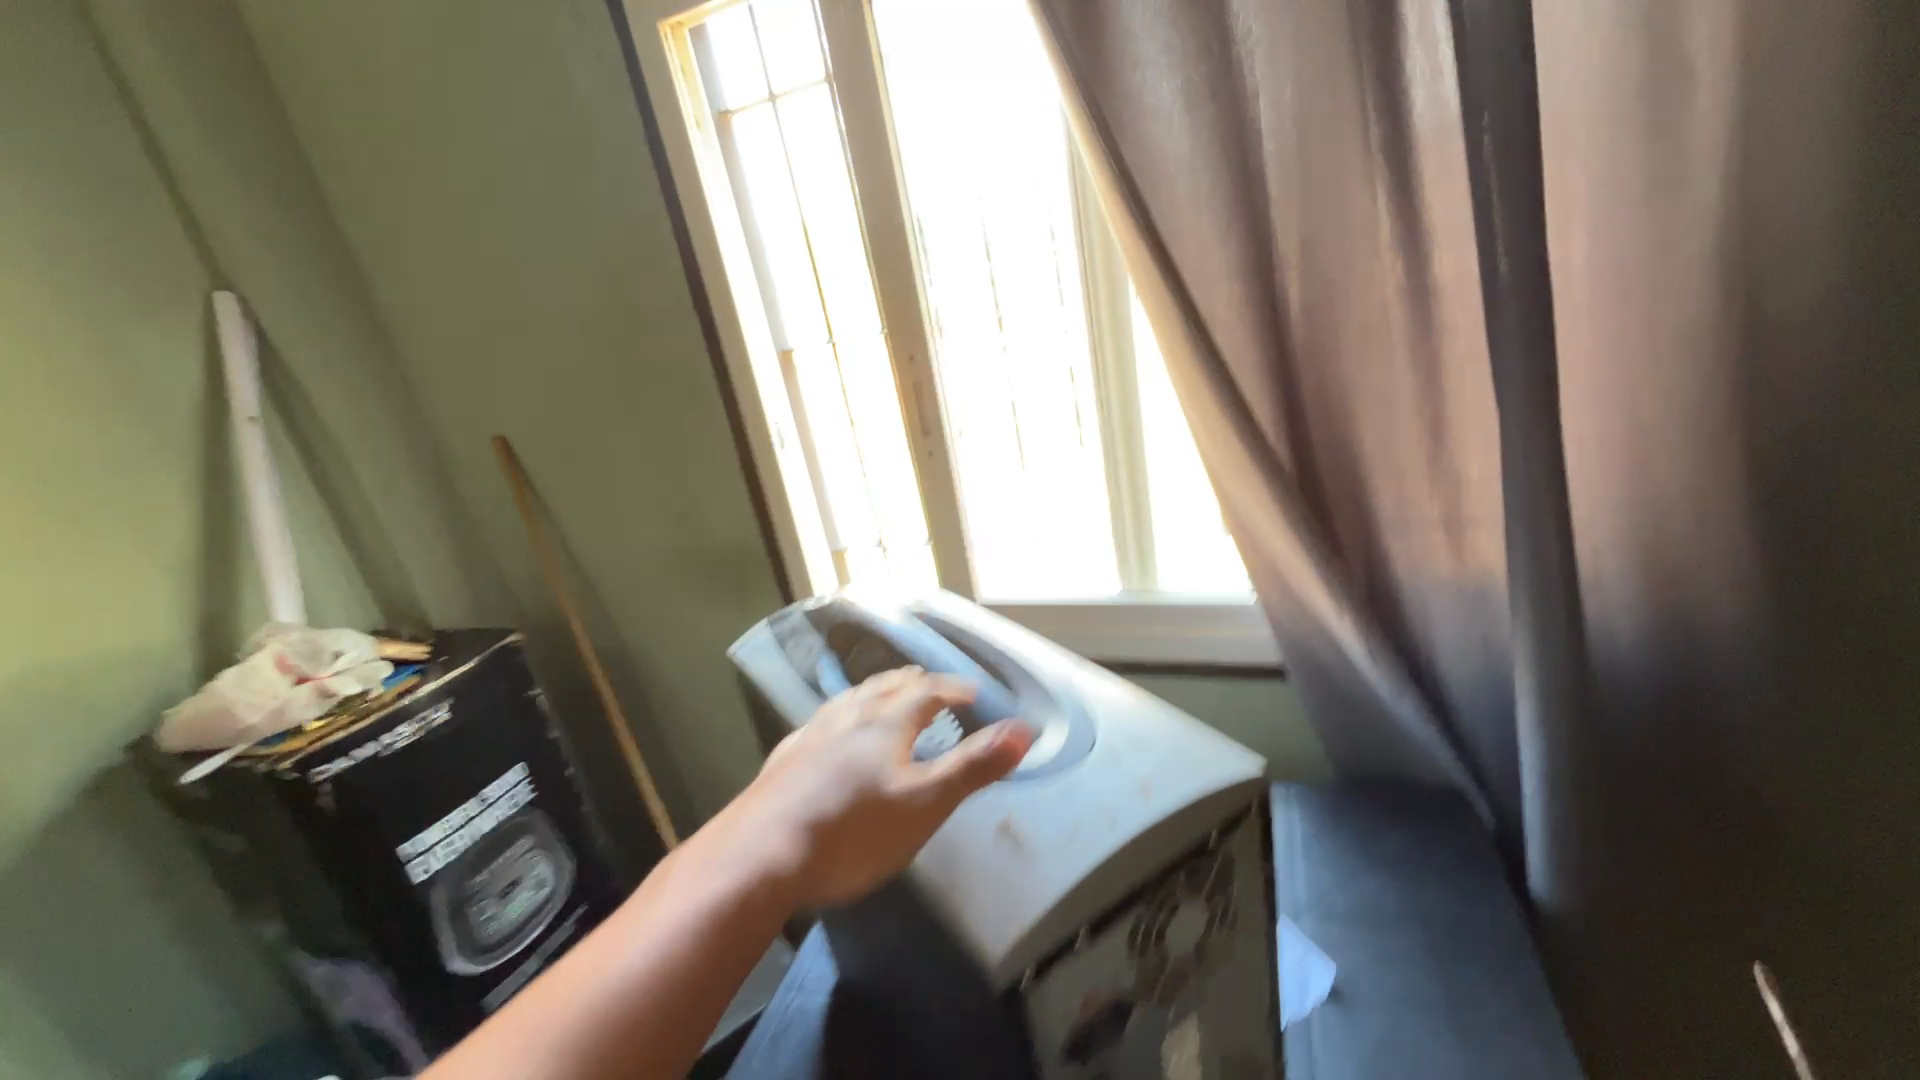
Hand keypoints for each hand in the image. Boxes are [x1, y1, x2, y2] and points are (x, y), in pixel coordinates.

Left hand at [733, 667, 1032, 908]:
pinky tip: (829, 731)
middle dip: (912, 684)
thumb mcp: (926, 804)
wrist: (760, 856)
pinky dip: (840, 716)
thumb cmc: (853, 832)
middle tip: (929, 683)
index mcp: (886, 723)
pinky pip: (820, 723)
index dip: (954, 689)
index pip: (927, 693)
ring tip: (882, 693)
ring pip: (849, 701)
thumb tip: (1024, 728)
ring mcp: (811, 736)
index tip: (974, 693)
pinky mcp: (784, 760)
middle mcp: (847, 718)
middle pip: (884, 688)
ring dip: (873, 692)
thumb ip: (974, 766)